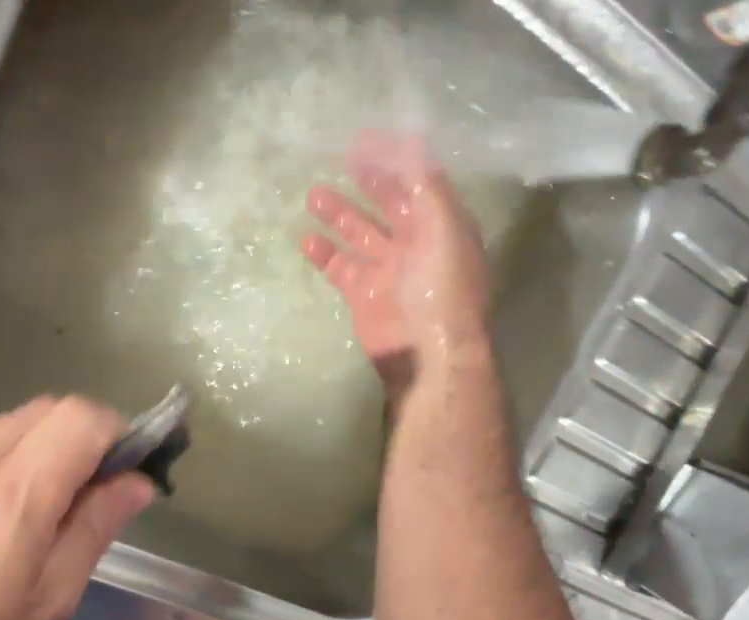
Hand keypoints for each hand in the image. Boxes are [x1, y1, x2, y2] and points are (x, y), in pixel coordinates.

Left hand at [0, 396, 154, 619]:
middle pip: (45, 409)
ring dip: (37, 444)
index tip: (127, 467)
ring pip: (7, 421)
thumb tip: (136, 482)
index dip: (116, 432)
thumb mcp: (53, 594)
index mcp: (15, 490)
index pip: (80, 418)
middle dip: (80, 436)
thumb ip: (97, 526)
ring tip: (38, 503)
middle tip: (90, 488)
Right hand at [301, 133, 493, 397]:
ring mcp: (387, 270)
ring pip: (359, 233)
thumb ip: (426, 186)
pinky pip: (340, 267)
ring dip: (339, 214)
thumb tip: (411, 141)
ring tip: (313, 195)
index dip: (395, 159)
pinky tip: (305, 239)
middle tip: (340, 159)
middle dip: (366, 181)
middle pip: (388, 204)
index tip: (367, 140)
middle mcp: (416, 243)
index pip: (418, 182)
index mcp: (442, 224)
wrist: (425, 351)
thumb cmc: (442, 287)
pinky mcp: (362, 295)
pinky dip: (324, 253)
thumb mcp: (443, 227)